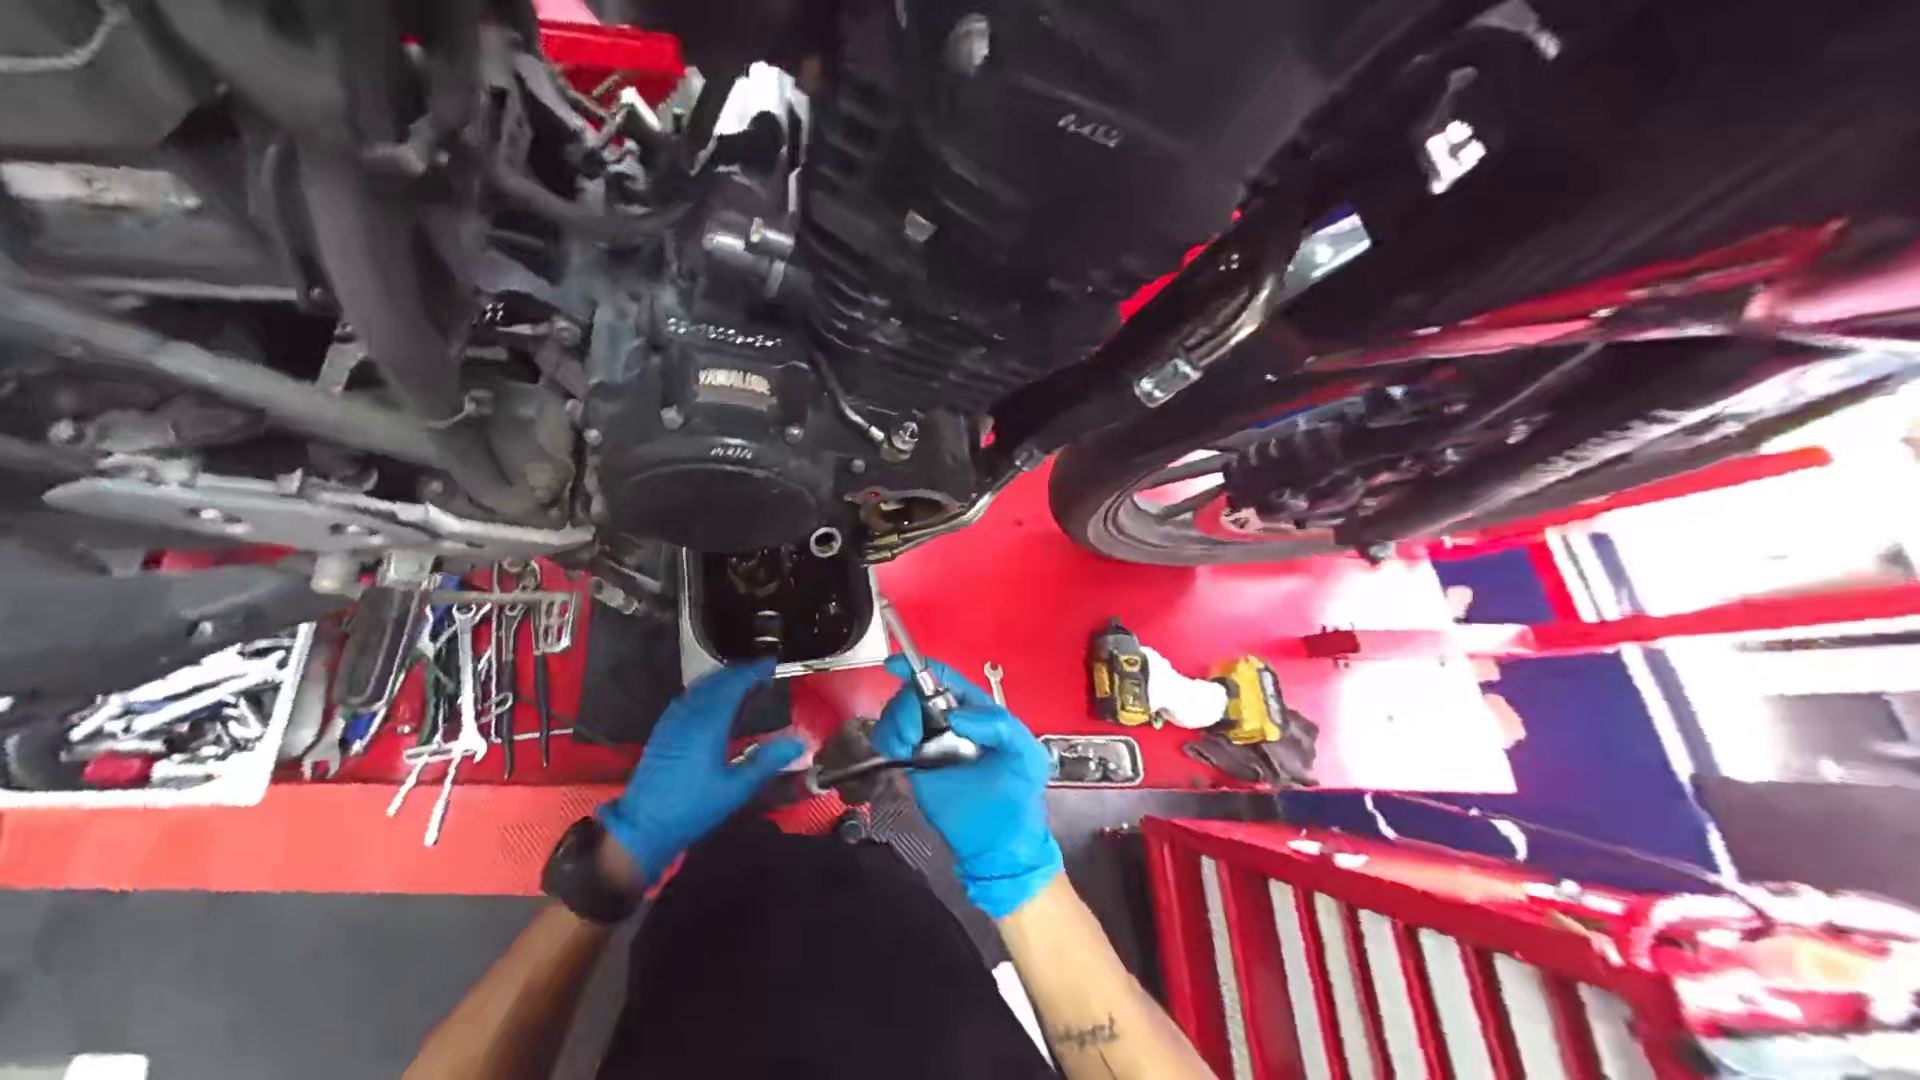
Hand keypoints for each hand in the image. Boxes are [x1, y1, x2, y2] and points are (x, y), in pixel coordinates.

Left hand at [597, 659, 805, 885]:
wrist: (643, 827)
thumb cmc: (693, 808)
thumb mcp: (737, 788)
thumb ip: (769, 760)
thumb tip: (801, 740)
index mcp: (707, 723)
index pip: (733, 683)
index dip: (753, 670)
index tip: (772, 664)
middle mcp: (688, 714)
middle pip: (716, 680)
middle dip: (740, 672)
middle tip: (762, 672)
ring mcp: (672, 720)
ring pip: (700, 687)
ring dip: (723, 679)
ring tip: (744, 683)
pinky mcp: (663, 730)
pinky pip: (688, 697)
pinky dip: (707, 690)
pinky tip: (715, 701)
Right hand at [871, 656, 1061, 917]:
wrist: (1000, 845)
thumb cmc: (1018, 796)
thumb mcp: (1024, 754)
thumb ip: (999, 725)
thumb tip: (957, 715)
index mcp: (976, 710)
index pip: (945, 679)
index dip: (920, 667)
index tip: (895, 664)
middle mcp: (949, 721)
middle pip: (914, 695)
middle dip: (906, 706)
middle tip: (914, 733)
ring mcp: (929, 743)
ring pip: (897, 715)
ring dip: (895, 724)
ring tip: (909, 747)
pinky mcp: (913, 765)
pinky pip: (889, 742)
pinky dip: (887, 740)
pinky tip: (900, 753)